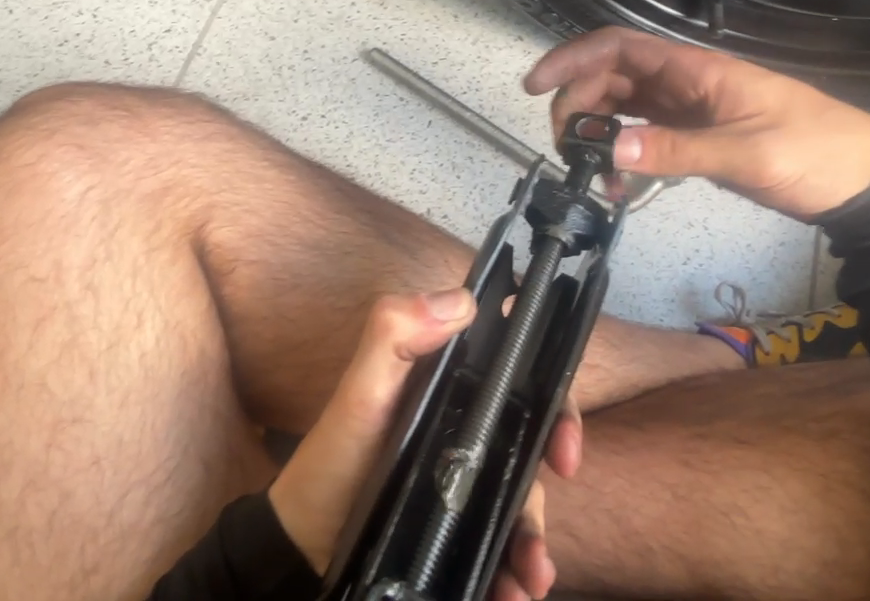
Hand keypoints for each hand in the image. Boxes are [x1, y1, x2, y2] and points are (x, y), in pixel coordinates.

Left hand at [269, 290, 583, 599]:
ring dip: (536, 537)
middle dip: (556, 461)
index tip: (562, 433)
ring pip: (524, 494)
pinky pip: (503, 540)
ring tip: (529, 575)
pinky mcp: (461, 518)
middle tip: (559, 487)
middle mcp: (467, 421)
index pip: (517, 366)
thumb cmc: (336, 457)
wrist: (307, 542)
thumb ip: (393, 333)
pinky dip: (517, 569)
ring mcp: (466, 472)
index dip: (552, 384)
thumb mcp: (360, 392)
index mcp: (451, 379)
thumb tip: (462, 299)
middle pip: (534, 431)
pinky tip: (511, 591)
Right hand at [523, 27, 869, 218]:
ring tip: (586, 171)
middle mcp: (682, 84)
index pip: (618, 48)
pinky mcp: (694, 139)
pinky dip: (622, 158)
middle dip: (577, 106)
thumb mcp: (746, 152)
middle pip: (610, 79)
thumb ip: (678, 150)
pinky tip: (618, 188)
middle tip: (565, 147)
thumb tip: (608, 150)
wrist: (863, 181)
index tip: (536, 86)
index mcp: (693, 70)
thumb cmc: (812, 151)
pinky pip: (643, 141)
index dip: (571, 59)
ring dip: (596, 135)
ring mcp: (687, 112)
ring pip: (622, 110)